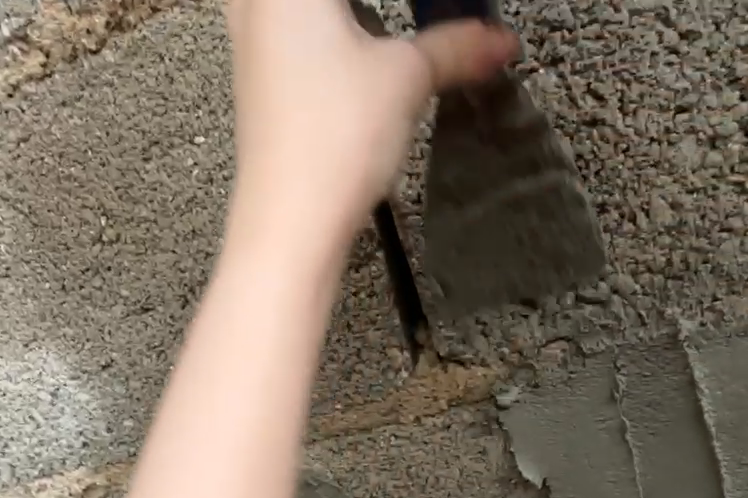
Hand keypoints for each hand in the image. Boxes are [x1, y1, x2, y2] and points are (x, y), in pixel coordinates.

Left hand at [226, 0, 518, 249]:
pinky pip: (287, 33)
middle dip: (367, 12)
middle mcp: (257, 8)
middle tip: (421, 19)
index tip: (439, 11)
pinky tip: (351, 55)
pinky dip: (321, 33)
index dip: (415, 4)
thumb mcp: (406, 81)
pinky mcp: (258, 87)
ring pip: (297, 11)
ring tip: (376, 37)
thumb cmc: (329, 148)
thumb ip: (455, 47)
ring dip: (343, 20)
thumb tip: (497, 40)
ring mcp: (250, 48)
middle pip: (325, 0)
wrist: (289, 225)